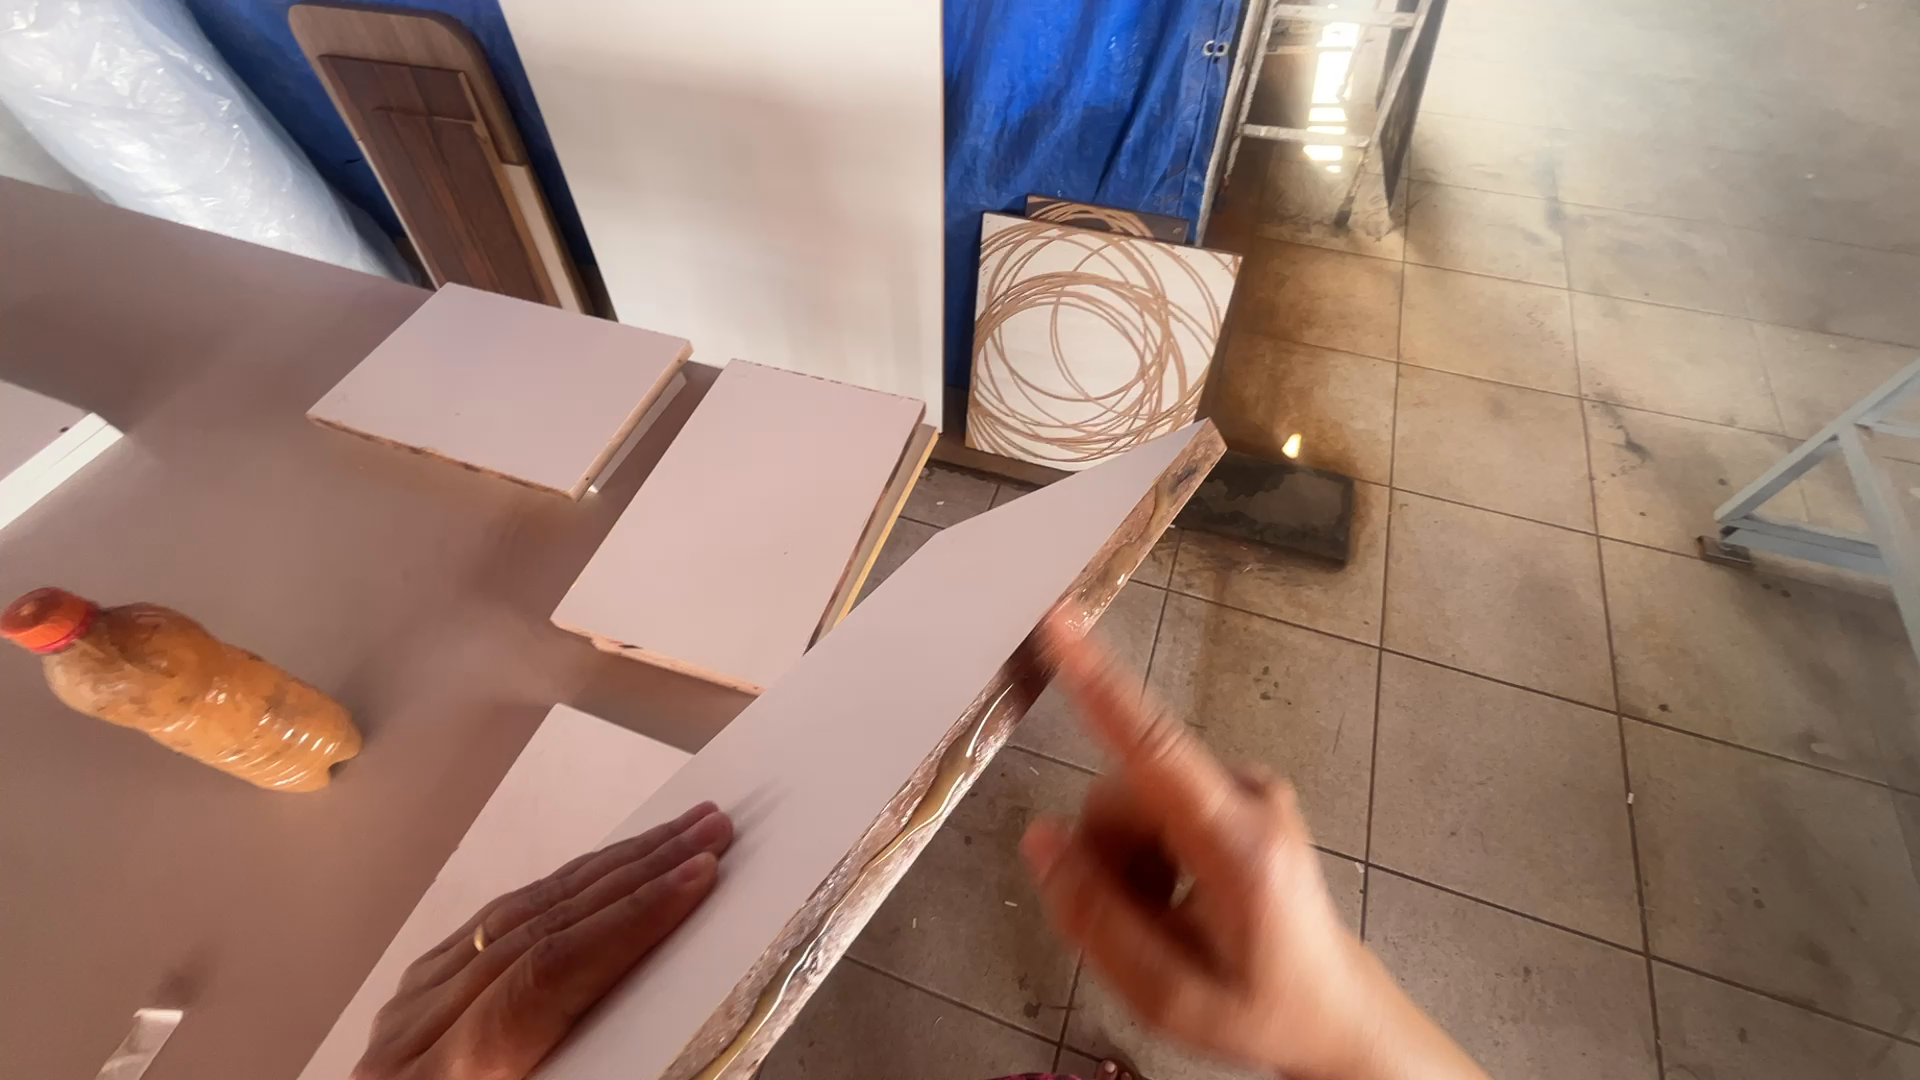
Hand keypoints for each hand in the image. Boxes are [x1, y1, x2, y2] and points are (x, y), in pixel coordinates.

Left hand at [353, 802, 733, 1079]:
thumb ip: (613, 1060)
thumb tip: (686, 1020)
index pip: (550, 974)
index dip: (633, 919)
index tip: (702, 873)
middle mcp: (414, 1044)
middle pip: (544, 926)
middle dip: (642, 870)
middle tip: (713, 827)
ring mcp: (404, 1016)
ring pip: (523, 910)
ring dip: (616, 864)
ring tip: (683, 828)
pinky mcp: (413, 997)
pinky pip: (498, 919)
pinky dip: (569, 884)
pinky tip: (614, 860)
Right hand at [1021, 617, 1485, 1079]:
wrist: (1338, 1010)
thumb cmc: (1261, 1010)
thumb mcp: (1168, 1000)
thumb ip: (1093, 917)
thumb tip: (1039, 836)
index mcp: (1237, 845)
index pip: (1154, 745)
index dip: (1100, 684)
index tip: (1061, 627)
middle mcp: (1246, 791)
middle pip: (1121, 790)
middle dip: (1105, 856)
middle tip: (1133, 925)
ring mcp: (1247, 782)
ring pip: (1129, 795)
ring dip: (1124, 857)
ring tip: (1163, 915)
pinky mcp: (1238, 783)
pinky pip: (1152, 796)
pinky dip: (1145, 845)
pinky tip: (1177, 891)